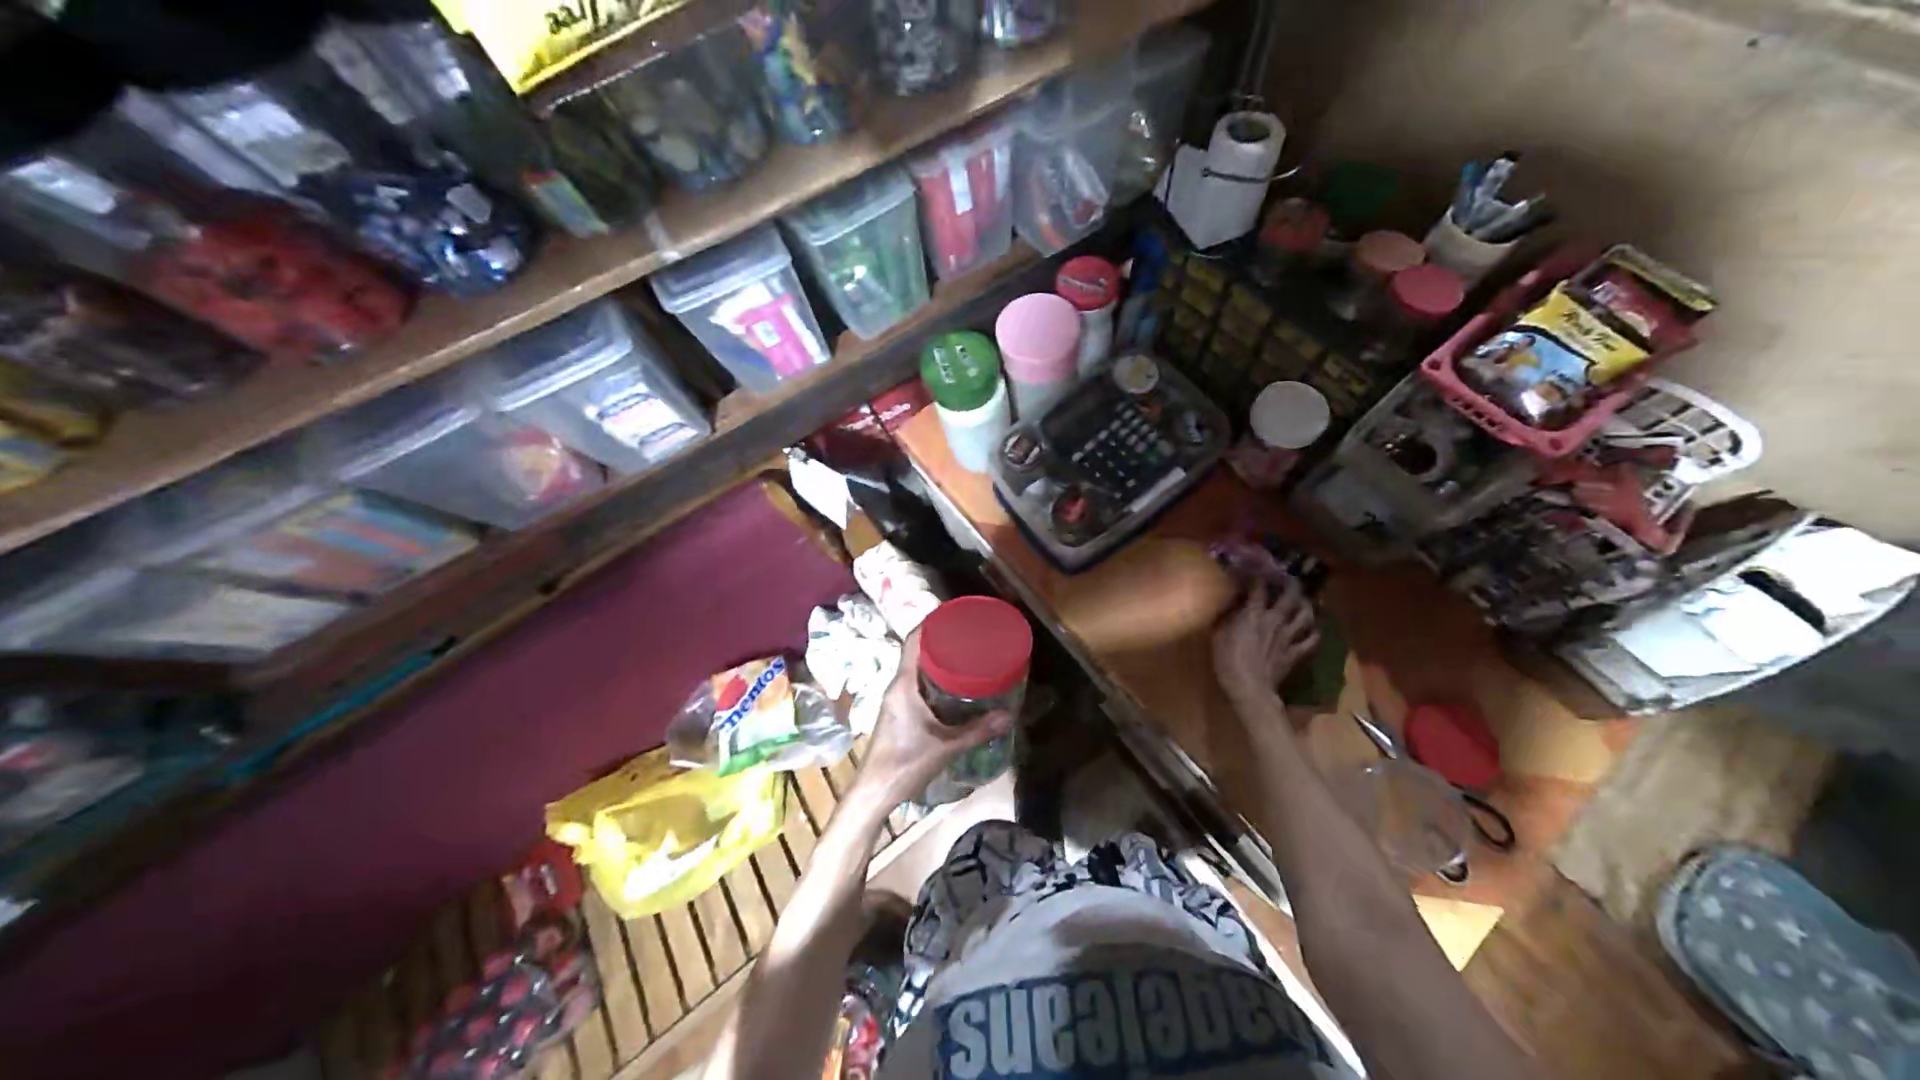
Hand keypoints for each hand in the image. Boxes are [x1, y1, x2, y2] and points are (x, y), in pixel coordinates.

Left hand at [854, 629, 1011, 807]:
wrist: (876, 790)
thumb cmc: (906, 762)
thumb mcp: (946, 746)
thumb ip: (977, 731)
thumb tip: (1008, 715)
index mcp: (904, 685)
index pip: (914, 642)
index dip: (931, 623)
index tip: (954, 614)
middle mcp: (897, 687)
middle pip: (917, 652)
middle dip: (941, 641)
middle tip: (969, 636)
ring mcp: (895, 700)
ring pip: (916, 670)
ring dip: (937, 660)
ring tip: (966, 656)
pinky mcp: (898, 713)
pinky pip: (916, 684)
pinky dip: (933, 678)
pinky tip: (953, 686)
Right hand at [1213, 576, 1319, 708]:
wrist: (1249, 687)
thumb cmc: (1227, 660)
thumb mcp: (1218, 634)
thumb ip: (1226, 616)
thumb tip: (1230, 603)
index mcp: (1254, 613)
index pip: (1259, 587)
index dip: (1259, 576)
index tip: (1257, 571)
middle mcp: (1275, 619)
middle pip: (1291, 596)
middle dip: (1292, 584)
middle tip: (1290, 579)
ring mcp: (1289, 636)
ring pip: (1306, 615)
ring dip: (1306, 606)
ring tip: (1304, 602)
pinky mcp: (1296, 652)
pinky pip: (1312, 640)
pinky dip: (1314, 632)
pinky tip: (1313, 629)